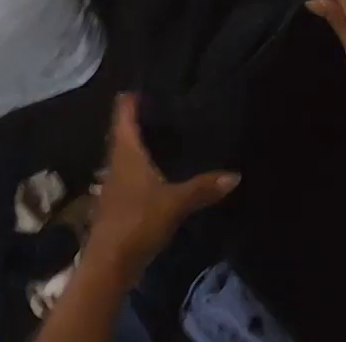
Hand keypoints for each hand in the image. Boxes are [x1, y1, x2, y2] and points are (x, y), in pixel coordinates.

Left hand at [83, 93, 238, 279]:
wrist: (110, 263)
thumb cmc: (138, 221)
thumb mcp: (175, 203)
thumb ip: (203, 187)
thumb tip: (235, 174)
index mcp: (125, 150)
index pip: (124, 111)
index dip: (133, 95)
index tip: (149, 82)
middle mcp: (115, 159)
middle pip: (124, 129)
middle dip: (140, 117)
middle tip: (164, 105)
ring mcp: (113, 180)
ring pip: (125, 151)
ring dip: (140, 141)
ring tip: (164, 132)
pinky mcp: (116, 199)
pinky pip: (128, 170)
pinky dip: (140, 163)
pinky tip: (156, 169)